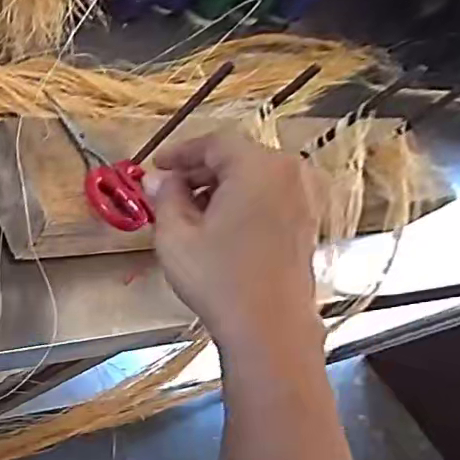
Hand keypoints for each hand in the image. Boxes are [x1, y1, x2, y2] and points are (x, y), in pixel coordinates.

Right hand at [143, 131, 327, 351]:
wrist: (266, 317)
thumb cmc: (215, 274)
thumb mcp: (174, 235)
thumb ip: (164, 198)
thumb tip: (156, 178)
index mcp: (258, 169)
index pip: (216, 143)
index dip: (181, 151)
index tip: (153, 166)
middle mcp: (290, 172)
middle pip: (239, 155)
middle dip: (198, 169)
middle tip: (163, 190)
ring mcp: (305, 194)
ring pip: (254, 174)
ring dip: (217, 184)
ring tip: (184, 208)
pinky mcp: (307, 216)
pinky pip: (268, 192)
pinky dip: (238, 197)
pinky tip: (214, 221)